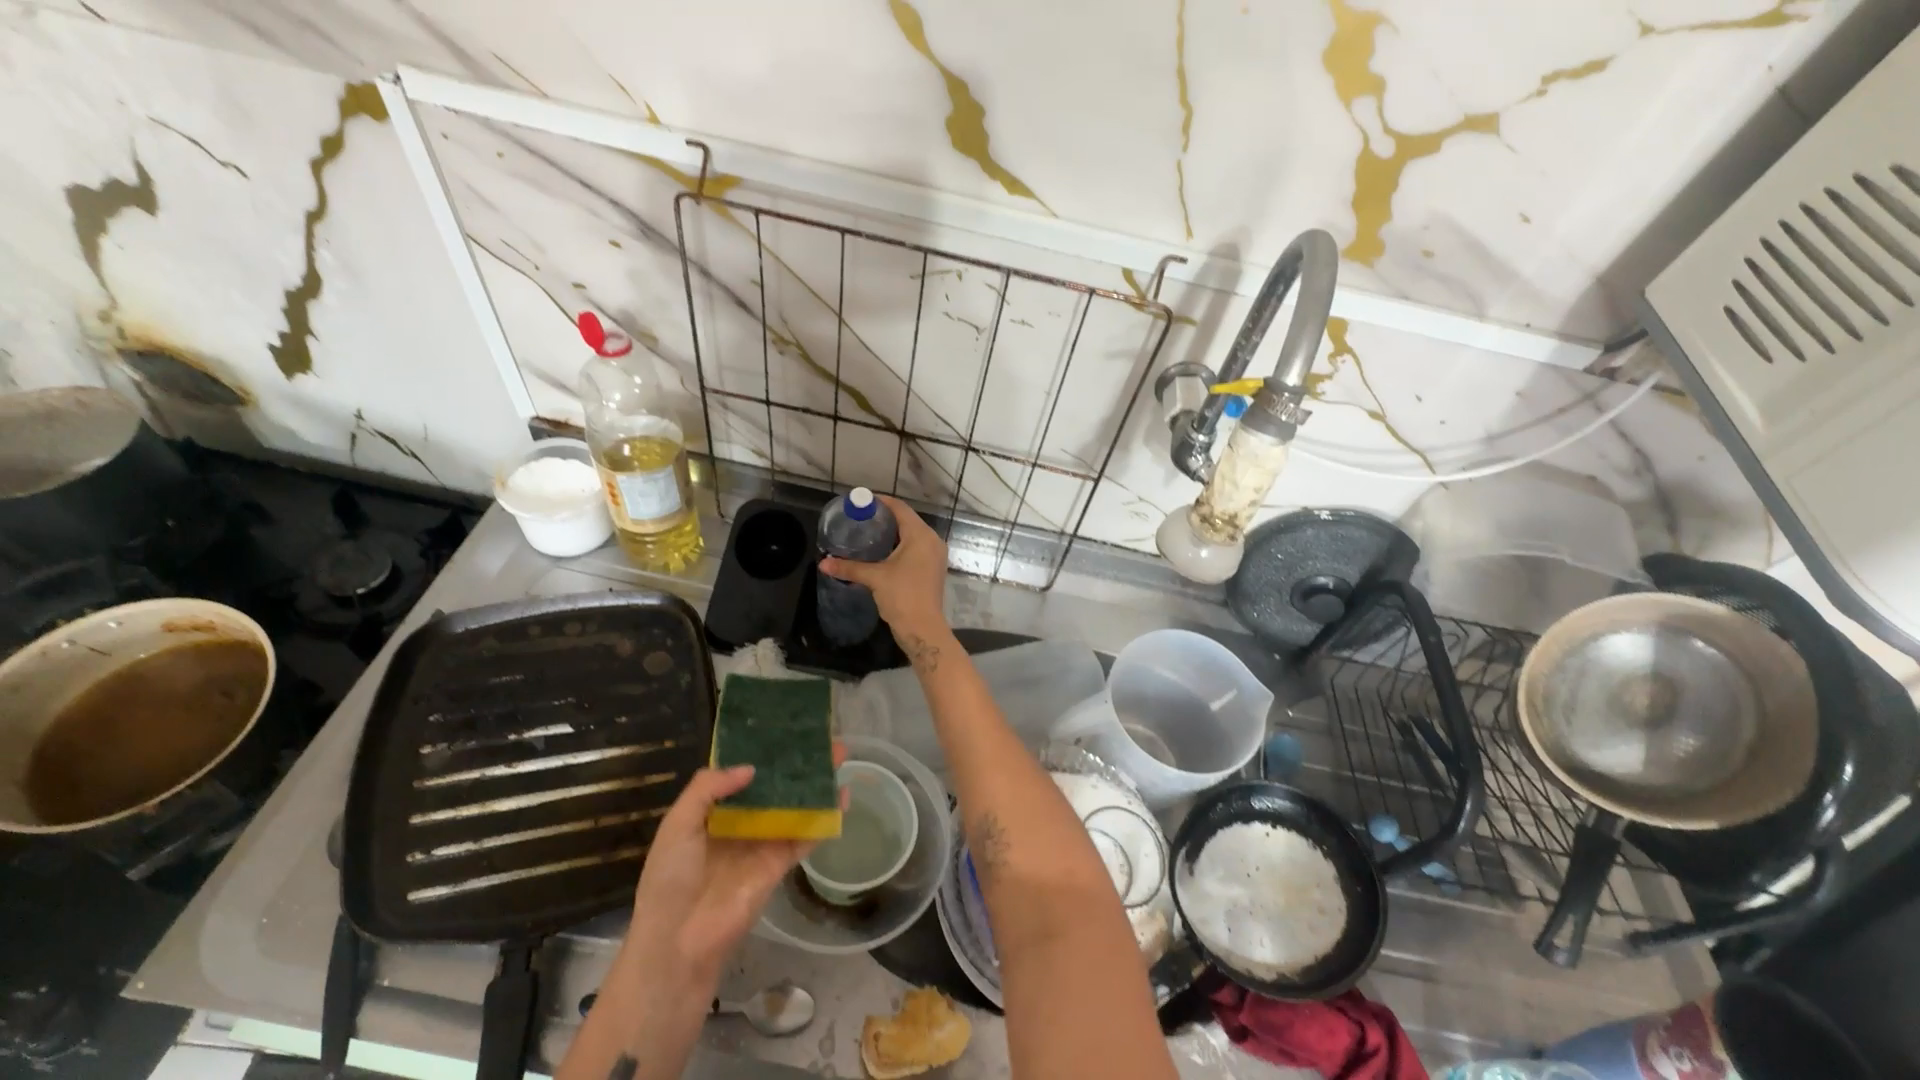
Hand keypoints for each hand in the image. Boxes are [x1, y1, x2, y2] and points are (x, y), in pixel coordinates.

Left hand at [621, 746, 845, 986]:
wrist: (680, 939)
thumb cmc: (670, 879)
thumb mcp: (677, 825)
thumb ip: (708, 789)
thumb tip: (751, 768)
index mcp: (710, 813)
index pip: (739, 775)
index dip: (759, 754)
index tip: (781, 730)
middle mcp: (739, 824)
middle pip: (772, 787)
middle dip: (794, 764)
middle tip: (821, 738)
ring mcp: (761, 844)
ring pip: (793, 807)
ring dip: (815, 784)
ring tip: (839, 756)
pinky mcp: (780, 864)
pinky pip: (805, 836)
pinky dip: (824, 818)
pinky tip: (843, 796)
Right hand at [819, 494, 949, 637]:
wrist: (923, 629)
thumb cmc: (902, 596)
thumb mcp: (874, 578)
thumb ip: (849, 568)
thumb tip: (823, 563)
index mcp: (921, 536)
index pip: (900, 508)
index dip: (880, 502)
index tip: (860, 502)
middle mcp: (932, 541)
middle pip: (907, 520)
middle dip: (884, 517)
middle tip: (860, 518)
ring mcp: (935, 555)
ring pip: (912, 535)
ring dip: (892, 532)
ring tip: (867, 533)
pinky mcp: (932, 568)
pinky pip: (915, 548)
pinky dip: (899, 545)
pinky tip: (881, 552)